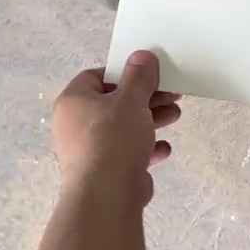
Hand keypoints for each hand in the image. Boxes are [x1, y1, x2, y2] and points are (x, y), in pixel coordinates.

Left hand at [52, 50, 182, 202]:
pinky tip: (162, 149)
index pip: (95, 76)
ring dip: (150, 120)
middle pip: (114, 102)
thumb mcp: (131, 100)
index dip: (123, 73)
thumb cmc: (114, 138)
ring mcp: (88, 148)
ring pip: (123, 127)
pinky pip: (126, 152)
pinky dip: (145, 148)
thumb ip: (139, 77)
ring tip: (174, 117)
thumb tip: (142, 55)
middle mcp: (75, 123)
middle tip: (172, 96)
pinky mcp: (104, 169)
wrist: (106, 193)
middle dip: (146, 98)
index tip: (149, 77)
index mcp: (74, 101)